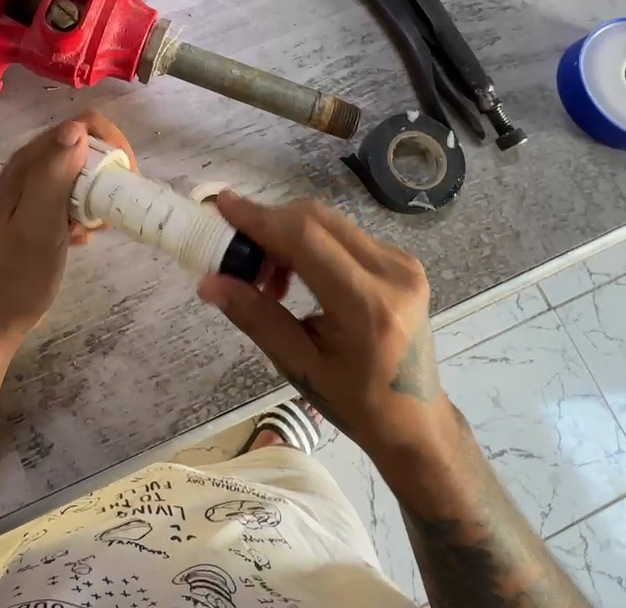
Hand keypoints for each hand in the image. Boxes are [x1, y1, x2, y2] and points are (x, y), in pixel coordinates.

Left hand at [0, 111, 135, 342]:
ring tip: (96, 227)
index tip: (126, 176)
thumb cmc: (17, 274)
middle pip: (84, 147)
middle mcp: (30, 170)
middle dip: (107, 171)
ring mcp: (34, 192)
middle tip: (114, 207)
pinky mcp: (41, 214)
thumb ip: (53, 174)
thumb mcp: (38, 223)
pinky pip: (76, 199)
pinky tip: (82, 239)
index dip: (109, 142)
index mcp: (27, 164)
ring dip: (99, 196)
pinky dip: (87, 214)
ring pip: (83, 175)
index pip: (80, 125)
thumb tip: (77, 128)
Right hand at [198, 194, 443, 458]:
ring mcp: (402, 263)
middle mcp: (391, 272)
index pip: (305, 239)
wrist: (416, 420)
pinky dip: (310, 242)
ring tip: (267, 277)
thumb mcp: (299, 367)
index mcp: (368, 305)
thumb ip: (256, 317)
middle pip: (317, 219)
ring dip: (288, 234)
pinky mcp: (401, 260)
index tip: (223, 206)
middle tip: (238, 252)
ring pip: (329, 222)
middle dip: (269, 225)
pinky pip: (343, 233)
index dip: (260, 218)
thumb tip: (210, 282)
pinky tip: (296, 275)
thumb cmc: (357, 402)